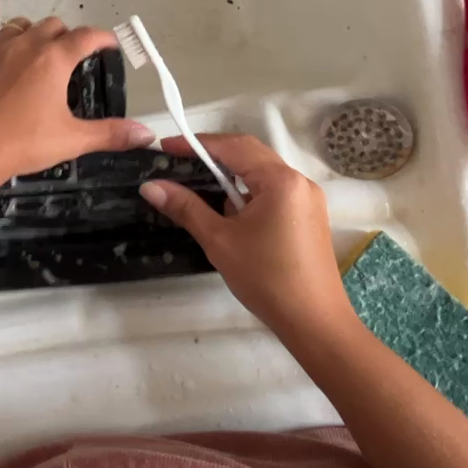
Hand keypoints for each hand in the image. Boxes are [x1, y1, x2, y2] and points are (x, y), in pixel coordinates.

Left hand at [0, 5, 155, 192]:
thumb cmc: (21, 144)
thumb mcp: (72, 140)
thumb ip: (111, 134)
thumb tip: (146, 134)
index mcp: (54, 60)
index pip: (86, 37)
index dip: (102, 37)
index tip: (111, 44)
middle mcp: (26, 45)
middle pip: (53, 26)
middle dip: (67, 35)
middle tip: (73, 56)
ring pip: (19, 25)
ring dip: (33, 30)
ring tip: (39, 44)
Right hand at [141, 134, 355, 337]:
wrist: (316, 324)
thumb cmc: (266, 279)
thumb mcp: (219, 241)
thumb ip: (186, 207)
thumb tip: (151, 186)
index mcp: (280, 180)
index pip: (232, 147)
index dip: (197, 143)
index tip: (166, 146)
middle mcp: (298, 181)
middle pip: (250, 154)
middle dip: (214, 155)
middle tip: (179, 161)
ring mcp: (308, 198)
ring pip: (262, 173)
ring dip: (232, 176)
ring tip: (201, 189)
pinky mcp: (309, 216)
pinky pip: (274, 190)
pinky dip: (249, 192)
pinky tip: (232, 213)